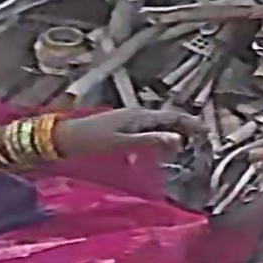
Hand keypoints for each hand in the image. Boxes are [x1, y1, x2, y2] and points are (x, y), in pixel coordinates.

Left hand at [53, 109, 205, 159]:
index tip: (207, 133)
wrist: (54, 139)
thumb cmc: (88, 141)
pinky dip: (159, 136)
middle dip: (185, 130)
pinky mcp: (122, 125)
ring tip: (179, 149)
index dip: (193, 124)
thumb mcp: (121, 143)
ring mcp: (129, 119)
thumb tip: (180, 139)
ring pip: (159, 125)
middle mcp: (138, 114)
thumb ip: (151, 140)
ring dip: (172, 135)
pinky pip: (149, 128)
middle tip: (196, 144)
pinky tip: (158, 146)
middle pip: (169, 120)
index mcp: (142, 116)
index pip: (175, 118)